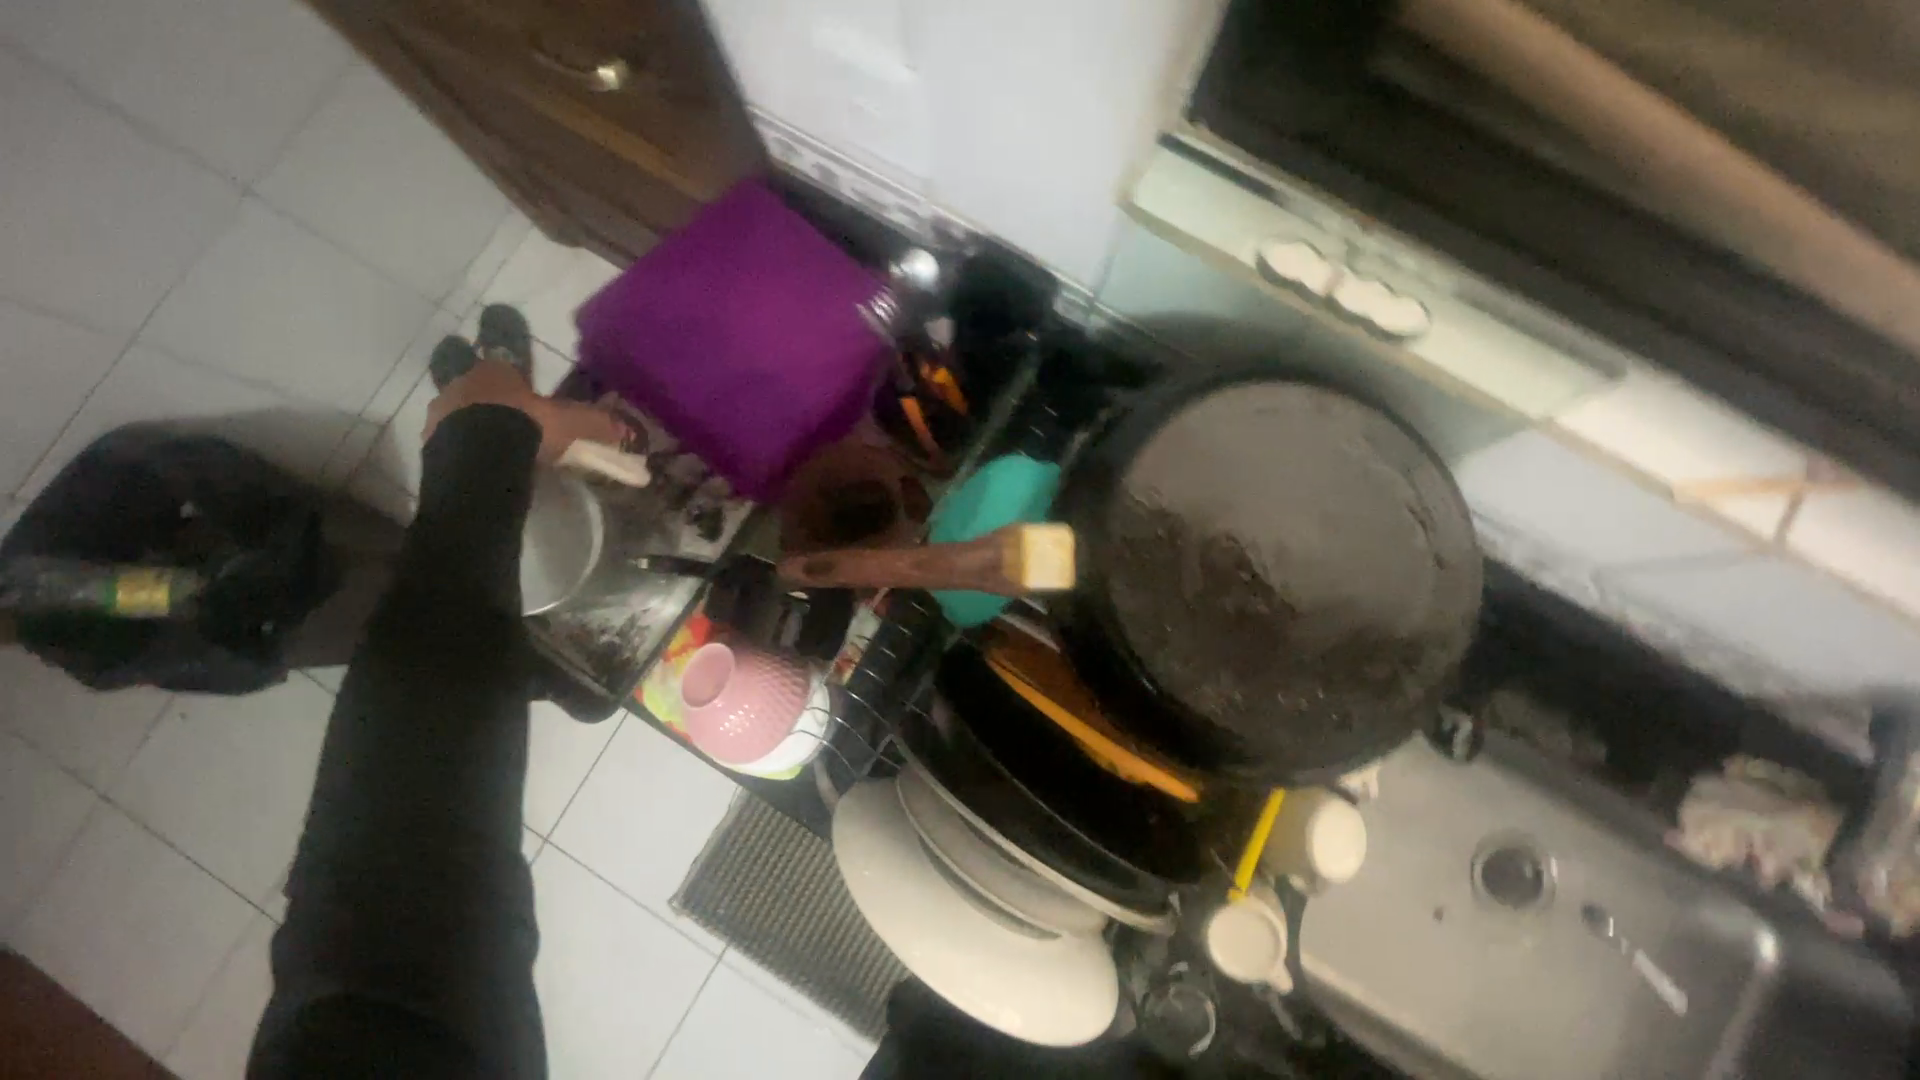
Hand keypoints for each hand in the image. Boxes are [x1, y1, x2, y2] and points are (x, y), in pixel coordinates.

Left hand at [424, 359, 630, 462]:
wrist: (480, 461)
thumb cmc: (527, 427)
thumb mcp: (571, 424)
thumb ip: (597, 423)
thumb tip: (630, 428)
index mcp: (497, 372)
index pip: (499, 352)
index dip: (501, 351)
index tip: (500, 358)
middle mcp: (464, 384)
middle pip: (463, 374)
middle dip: (472, 381)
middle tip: (486, 396)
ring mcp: (442, 413)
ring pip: (452, 406)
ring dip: (463, 415)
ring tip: (480, 434)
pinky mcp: (430, 442)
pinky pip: (445, 437)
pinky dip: (456, 443)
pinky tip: (470, 456)